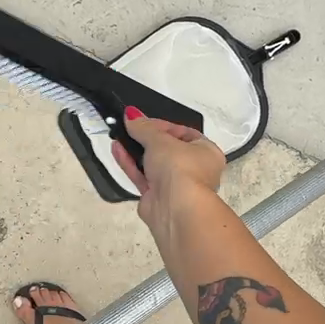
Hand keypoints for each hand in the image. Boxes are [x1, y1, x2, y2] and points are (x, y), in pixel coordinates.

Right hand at [112, 108, 225, 231]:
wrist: (176, 208)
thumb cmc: (179, 167)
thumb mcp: (160, 140)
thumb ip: (144, 127)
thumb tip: (131, 114)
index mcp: (207, 152)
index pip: (184, 133)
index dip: (162, 125)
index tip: (142, 121)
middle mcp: (194, 169)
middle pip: (166, 149)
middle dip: (146, 139)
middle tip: (128, 128)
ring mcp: (174, 186)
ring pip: (152, 164)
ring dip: (135, 151)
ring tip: (117, 136)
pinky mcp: (156, 198)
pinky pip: (142, 177)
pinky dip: (130, 164)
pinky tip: (117, 150)